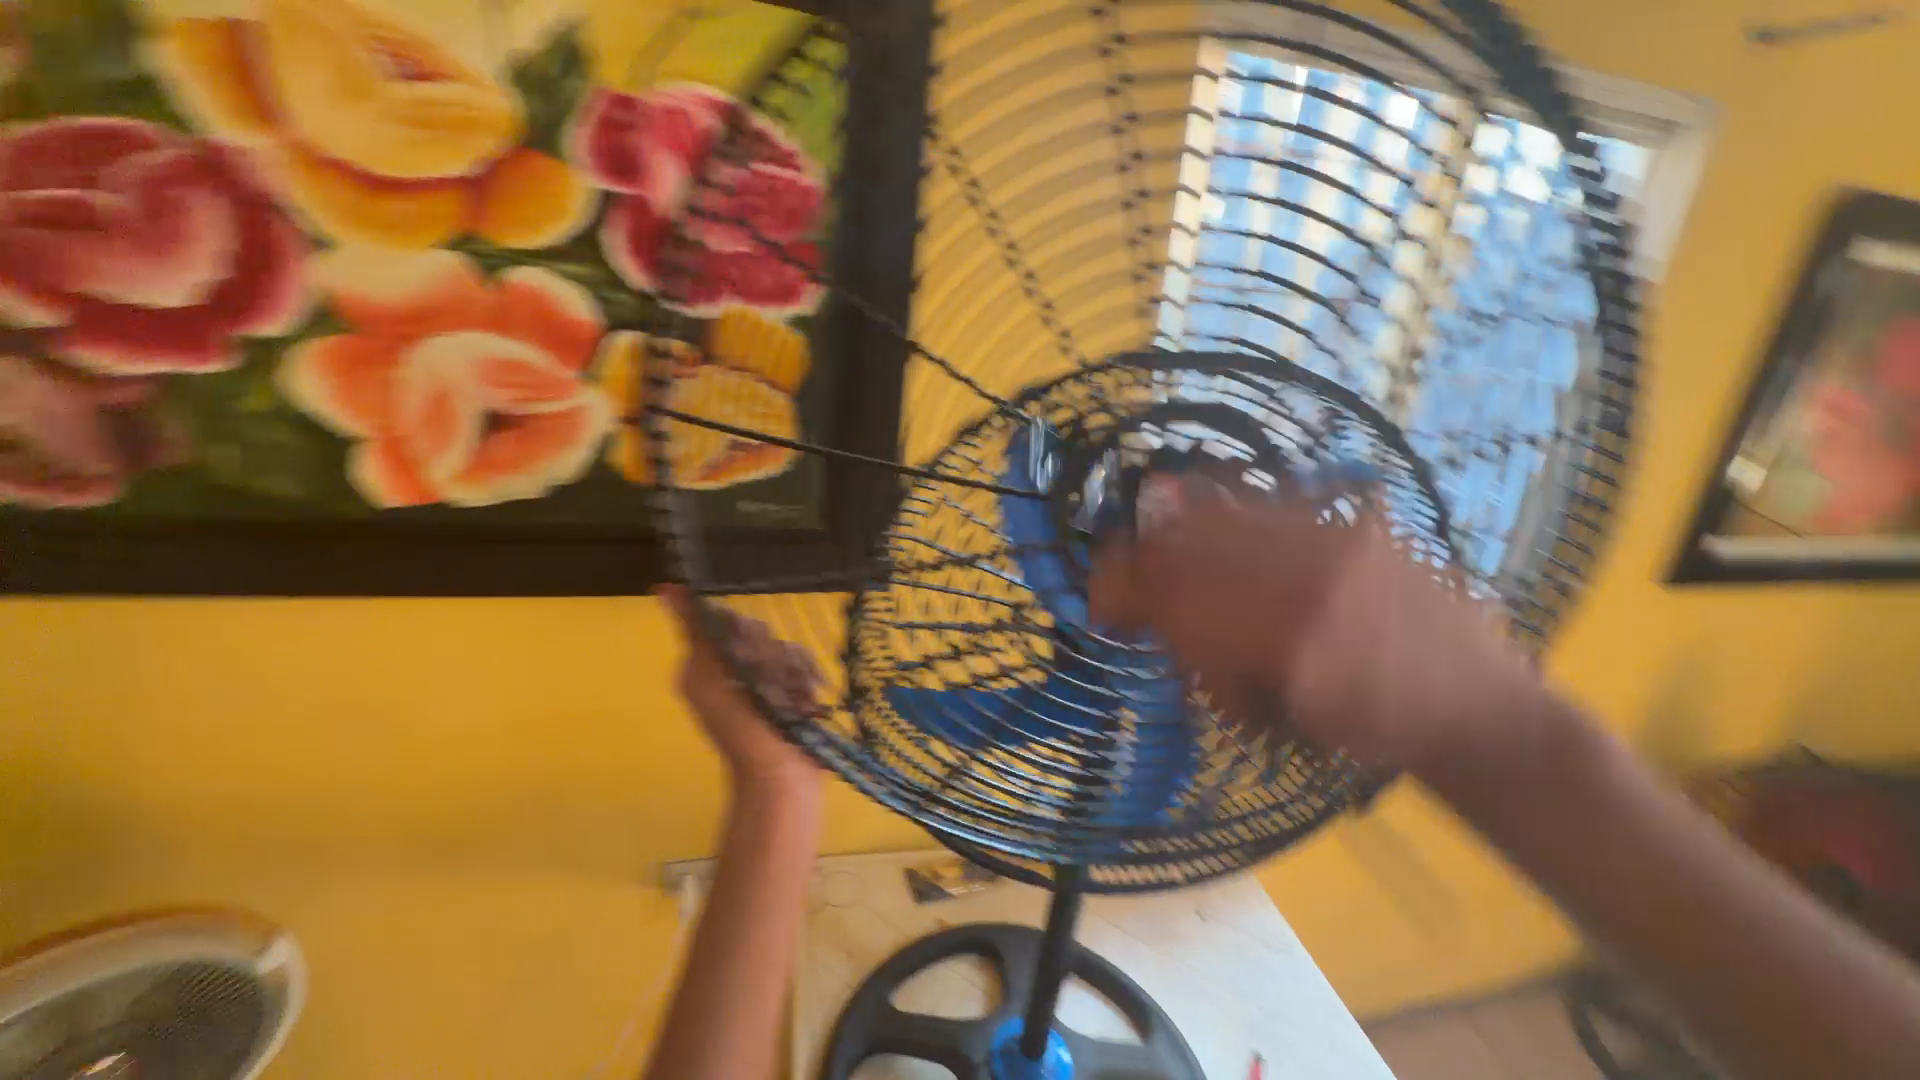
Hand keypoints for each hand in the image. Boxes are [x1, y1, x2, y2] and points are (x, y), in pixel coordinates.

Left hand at [657, 584, 821, 793]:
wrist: (781, 778)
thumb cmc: (741, 730)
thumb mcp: (709, 678)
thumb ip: (695, 634)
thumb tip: (664, 588)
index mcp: (708, 665)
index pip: (727, 620)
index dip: (742, 630)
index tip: (752, 652)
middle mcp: (735, 669)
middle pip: (760, 634)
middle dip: (771, 655)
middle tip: (770, 682)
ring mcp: (767, 681)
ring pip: (787, 649)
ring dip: (793, 673)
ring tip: (793, 700)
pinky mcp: (794, 692)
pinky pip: (805, 667)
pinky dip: (809, 684)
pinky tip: (808, 703)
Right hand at [1088, 474, 1551, 778]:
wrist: (1478, 709)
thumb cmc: (1372, 734)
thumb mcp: (1275, 716)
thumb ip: (1212, 663)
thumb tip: (1158, 620)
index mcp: (1284, 643)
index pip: (1176, 596)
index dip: (1121, 589)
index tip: (1101, 601)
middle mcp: (1309, 579)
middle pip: (1194, 543)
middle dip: (1142, 551)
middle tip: (1120, 565)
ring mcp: (1339, 544)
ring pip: (1232, 511)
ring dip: (1180, 518)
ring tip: (1156, 522)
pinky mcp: (1361, 527)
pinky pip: (1278, 502)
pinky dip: (1235, 502)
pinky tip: (1214, 501)